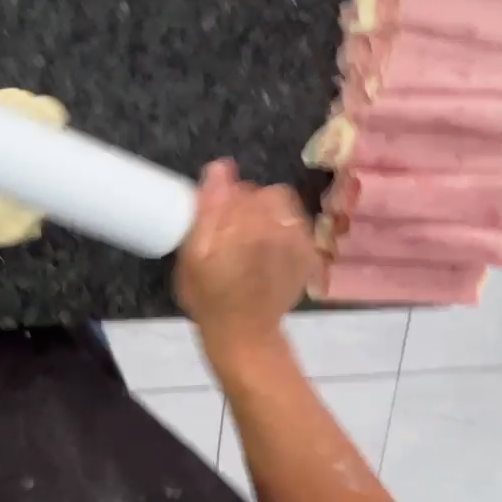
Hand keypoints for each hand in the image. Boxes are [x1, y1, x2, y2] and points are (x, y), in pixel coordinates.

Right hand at [174, 159, 317, 353]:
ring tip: (252, 243)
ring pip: (283, 207)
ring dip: (267, 216)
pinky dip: (284, 232)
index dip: (221, 200)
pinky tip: (270, 253)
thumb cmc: (209, 297)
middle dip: (246, 206)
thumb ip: (207, 209)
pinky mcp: (309, 255)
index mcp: (247, 222)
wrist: (243, 334)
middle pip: (263, 194)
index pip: (236, 186)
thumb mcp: (193, 255)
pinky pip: (298, 226)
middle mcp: (279, 225)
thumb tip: (220, 168)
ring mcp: (299, 240)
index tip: (213, 223)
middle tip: (230, 234)